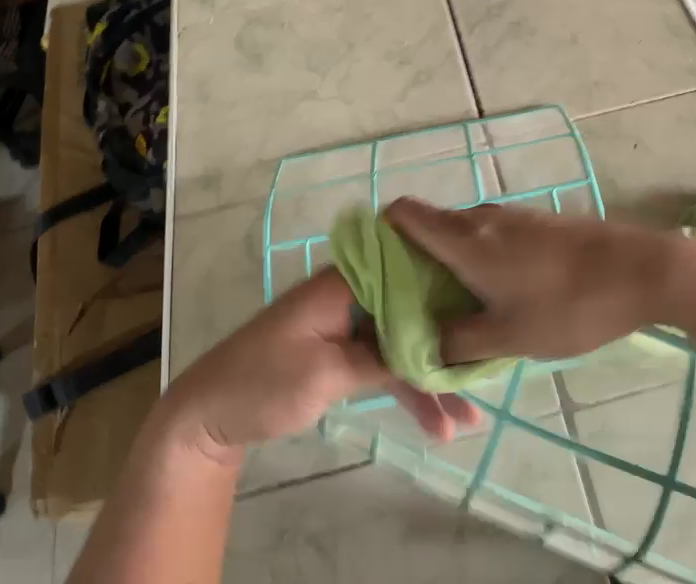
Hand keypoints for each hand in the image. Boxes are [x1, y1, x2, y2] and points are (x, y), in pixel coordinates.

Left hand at [161, 268, 480, 465]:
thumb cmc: (261, 383)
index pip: (405, 270)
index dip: (446, 285)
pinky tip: (437, 425)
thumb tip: (432, 346)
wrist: (209, 415)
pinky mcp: (344, 352)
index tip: (486, 305)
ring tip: (468, 420)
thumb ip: (380, 358)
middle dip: (448, 342)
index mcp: (342, 284)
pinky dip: (409, 391)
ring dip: (432, 380)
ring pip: (403, 344)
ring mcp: (348, 325)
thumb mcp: (325, 374)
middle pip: (412, 310)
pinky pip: (387, 365)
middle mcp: (350, 296)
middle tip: (486, 373)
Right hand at [384, 197, 682, 364]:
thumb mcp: (508, 337)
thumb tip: (419, 347)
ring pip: (462, 234)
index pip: (402, 213)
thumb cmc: (569, 306)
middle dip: (414, 263)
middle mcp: (482, 217)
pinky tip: (498, 296)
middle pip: (429, 226)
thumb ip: (456, 344)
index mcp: (464, 238)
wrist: (643, 272)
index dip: (380, 235)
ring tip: (456, 309)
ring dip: (450, 265)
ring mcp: (513, 216)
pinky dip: (479, 261)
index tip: (377, 275)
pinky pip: (491, 238)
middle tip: (413, 308)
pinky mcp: (538, 224)